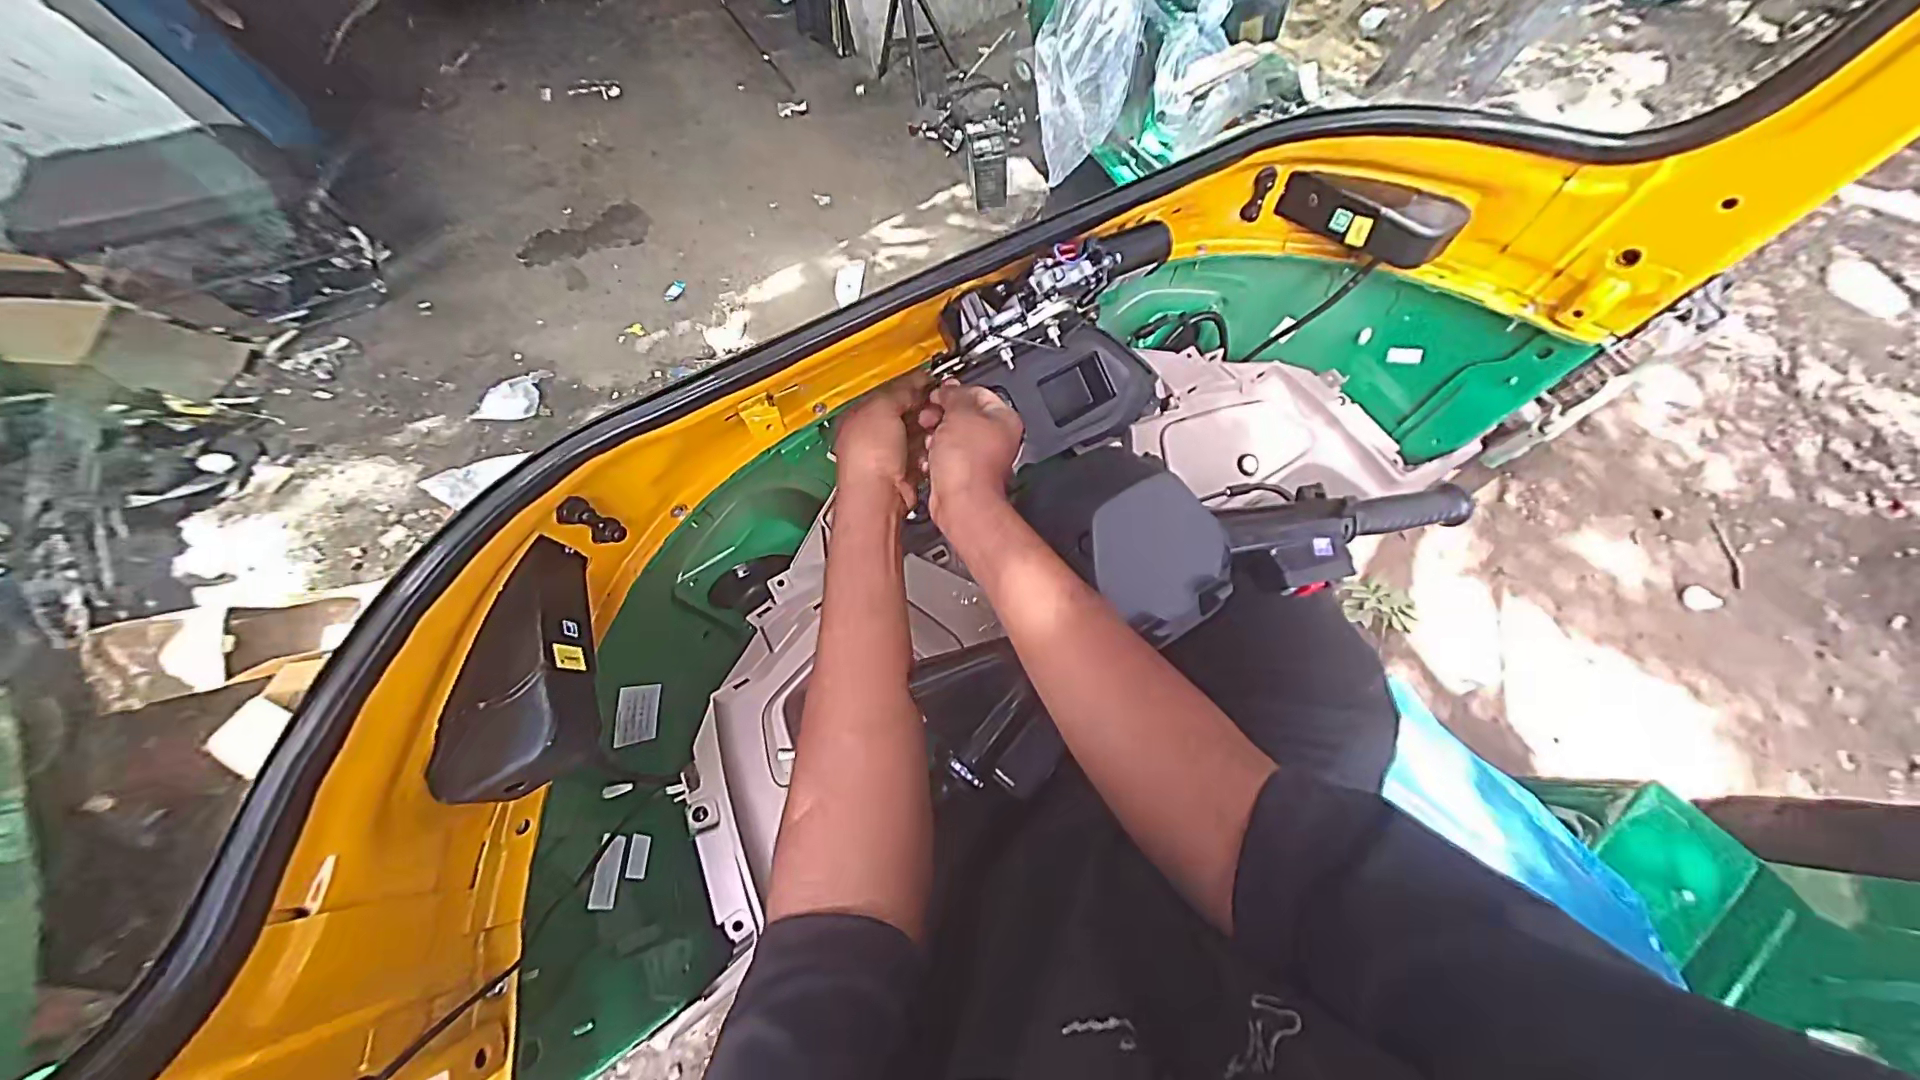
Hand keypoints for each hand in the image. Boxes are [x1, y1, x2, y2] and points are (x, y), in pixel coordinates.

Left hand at [833, 374, 930, 513]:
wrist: (879, 495)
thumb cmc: (867, 458)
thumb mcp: (883, 408)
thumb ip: (900, 391)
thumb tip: (915, 381)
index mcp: (859, 415)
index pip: (888, 392)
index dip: (909, 384)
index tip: (928, 380)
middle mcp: (873, 435)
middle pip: (905, 412)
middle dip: (923, 406)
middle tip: (935, 402)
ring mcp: (890, 454)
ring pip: (918, 432)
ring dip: (928, 428)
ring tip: (934, 424)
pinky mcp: (906, 471)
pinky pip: (925, 453)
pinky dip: (930, 448)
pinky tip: (931, 445)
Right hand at [923, 380, 1022, 526]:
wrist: (961, 501)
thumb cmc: (969, 464)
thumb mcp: (958, 414)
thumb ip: (955, 395)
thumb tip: (950, 389)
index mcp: (1004, 419)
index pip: (979, 393)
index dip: (956, 390)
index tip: (939, 392)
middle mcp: (996, 439)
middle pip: (965, 415)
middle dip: (943, 414)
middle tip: (930, 414)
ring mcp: (981, 458)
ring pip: (953, 437)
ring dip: (937, 435)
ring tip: (929, 437)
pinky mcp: (964, 474)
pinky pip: (947, 458)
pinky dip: (936, 456)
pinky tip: (929, 458)